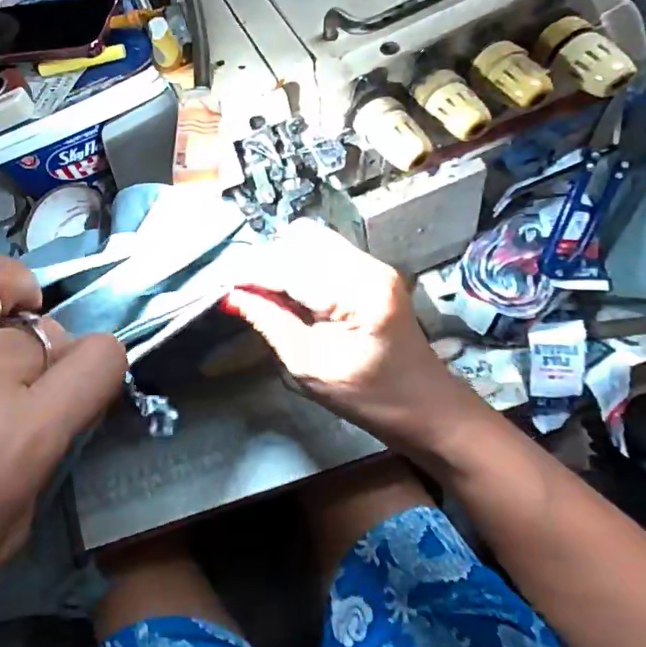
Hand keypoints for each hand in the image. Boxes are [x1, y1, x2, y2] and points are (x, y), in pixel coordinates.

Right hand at [224, 220, 486, 453]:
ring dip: (281, 261)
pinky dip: (298, 265)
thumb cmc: (370, 398)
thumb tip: (232, 295)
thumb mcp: (310, 366)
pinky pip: (323, 252)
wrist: (426, 406)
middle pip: (300, 240)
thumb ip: (270, 322)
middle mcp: (369, 266)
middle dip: (265, 261)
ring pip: (310, 241)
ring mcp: (374, 265)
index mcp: (359, 293)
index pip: (290, 267)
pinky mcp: (372, 271)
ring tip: (265, 294)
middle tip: (243, 292)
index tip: (220, 284)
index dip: (250, 273)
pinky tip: (289, 293)